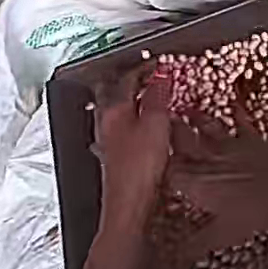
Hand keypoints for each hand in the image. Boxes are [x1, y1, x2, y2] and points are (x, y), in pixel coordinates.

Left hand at [91, 65, 175, 222]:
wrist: (129, 205)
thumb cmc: (139, 167)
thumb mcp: (157, 123)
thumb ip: (159, 96)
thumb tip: (161, 75)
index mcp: (114, 110)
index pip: (127, 79)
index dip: (144, 68)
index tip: (158, 62)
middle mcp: (106, 122)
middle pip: (114, 92)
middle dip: (130, 80)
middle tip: (147, 72)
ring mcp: (108, 139)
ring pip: (116, 109)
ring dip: (131, 98)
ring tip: (148, 93)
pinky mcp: (115, 154)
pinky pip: (122, 126)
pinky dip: (134, 117)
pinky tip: (144, 123)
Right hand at [168, 101, 267, 261]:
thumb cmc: (257, 211)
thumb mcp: (223, 235)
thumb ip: (197, 244)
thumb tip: (178, 257)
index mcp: (197, 182)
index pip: (167, 170)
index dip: (153, 164)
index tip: (141, 157)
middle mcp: (210, 159)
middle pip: (183, 141)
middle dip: (168, 131)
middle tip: (155, 120)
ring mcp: (231, 146)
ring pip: (207, 128)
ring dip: (195, 118)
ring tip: (184, 109)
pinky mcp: (252, 140)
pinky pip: (240, 122)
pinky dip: (235, 111)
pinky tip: (232, 101)